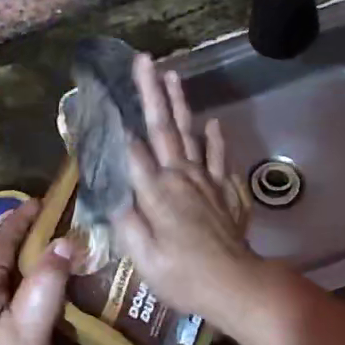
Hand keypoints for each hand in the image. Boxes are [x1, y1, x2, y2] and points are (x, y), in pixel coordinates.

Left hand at [0, 200, 72, 344]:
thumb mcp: (30, 325)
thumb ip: (47, 280)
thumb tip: (66, 241)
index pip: (2, 237)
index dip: (26, 218)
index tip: (50, 200)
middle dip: (28, 234)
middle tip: (62, 221)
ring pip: (0, 270)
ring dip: (26, 256)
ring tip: (57, 244)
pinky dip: (21, 277)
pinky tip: (41, 282)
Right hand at [111, 54, 259, 321]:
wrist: (236, 285)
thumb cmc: (181, 275)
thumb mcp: (142, 256)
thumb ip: (126, 217)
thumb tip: (114, 184)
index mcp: (157, 192)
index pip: (133, 148)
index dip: (120, 121)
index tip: (109, 92)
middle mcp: (181, 176)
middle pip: (164, 127)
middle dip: (152, 92)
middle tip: (144, 60)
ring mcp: (207, 181)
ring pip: (192, 134)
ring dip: (182, 103)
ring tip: (174, 76)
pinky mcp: (226, 192)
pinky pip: (220, 158)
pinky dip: (216, 139)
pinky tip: (213, 124)